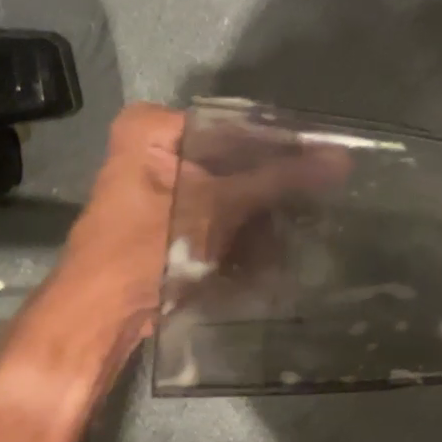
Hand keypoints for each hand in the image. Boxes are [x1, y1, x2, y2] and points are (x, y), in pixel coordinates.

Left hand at [13, 102, 351, 388]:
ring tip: (308, 223)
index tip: (326, 158)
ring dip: (268, 211)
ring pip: (234, 188)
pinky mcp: (174, 222)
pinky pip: (223, 214)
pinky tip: (279, 246)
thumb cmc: (149, 248)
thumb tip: (340, 158)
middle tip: (323, 192)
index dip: (282, 143)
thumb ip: (281, 178)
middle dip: (277, 182)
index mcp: (153, 130)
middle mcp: (156, 150)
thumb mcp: (219, 206)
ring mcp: (165, 188)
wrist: (101, 317)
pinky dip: (249, 229)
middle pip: (236, 157)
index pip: (236, 124)